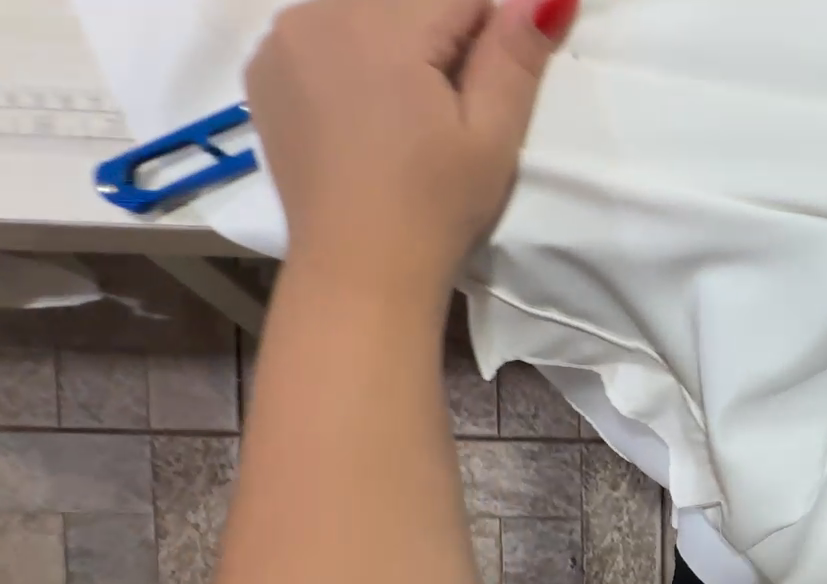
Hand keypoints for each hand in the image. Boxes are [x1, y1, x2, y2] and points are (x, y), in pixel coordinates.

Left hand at [246, 0, 576, 289]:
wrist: (362, 265)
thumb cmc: (440, 204)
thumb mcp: (493, 136)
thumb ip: (514, 57)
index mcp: (382, 25)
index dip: (494, 33)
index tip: (497, 87)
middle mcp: (318, 10)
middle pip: (406, 0)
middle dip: (444, 40)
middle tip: (456, 112)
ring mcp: (281, 38)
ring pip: (363, 14)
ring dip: (400, 47)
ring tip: (414, 119)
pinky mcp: (264, 70)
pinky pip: (322, 38)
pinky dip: (356, 61)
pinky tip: (372, 119)